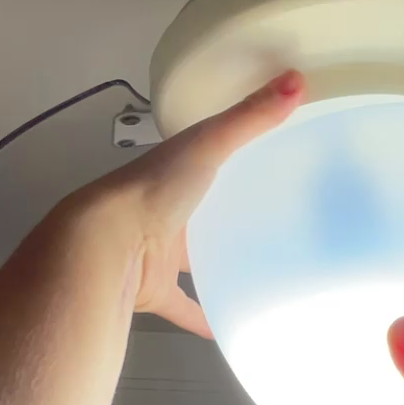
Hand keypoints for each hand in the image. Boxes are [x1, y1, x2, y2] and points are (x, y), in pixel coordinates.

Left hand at [53, 70, 302, 335]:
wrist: (105, 245)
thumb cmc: (155, 188)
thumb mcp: (208, 144)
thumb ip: (251, 117)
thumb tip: (298, 78)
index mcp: (175, 173)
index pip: (207, 160)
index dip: (233, 159)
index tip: (270, 163)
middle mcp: (165, 210)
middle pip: (198, 211)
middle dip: (223, 213)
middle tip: (273, 220)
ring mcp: (157, 252)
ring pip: (189, 258)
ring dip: (211, 263)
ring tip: (258, 269)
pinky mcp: (154, 289)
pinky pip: (182, 305)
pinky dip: (201, 316)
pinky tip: (228, 326)